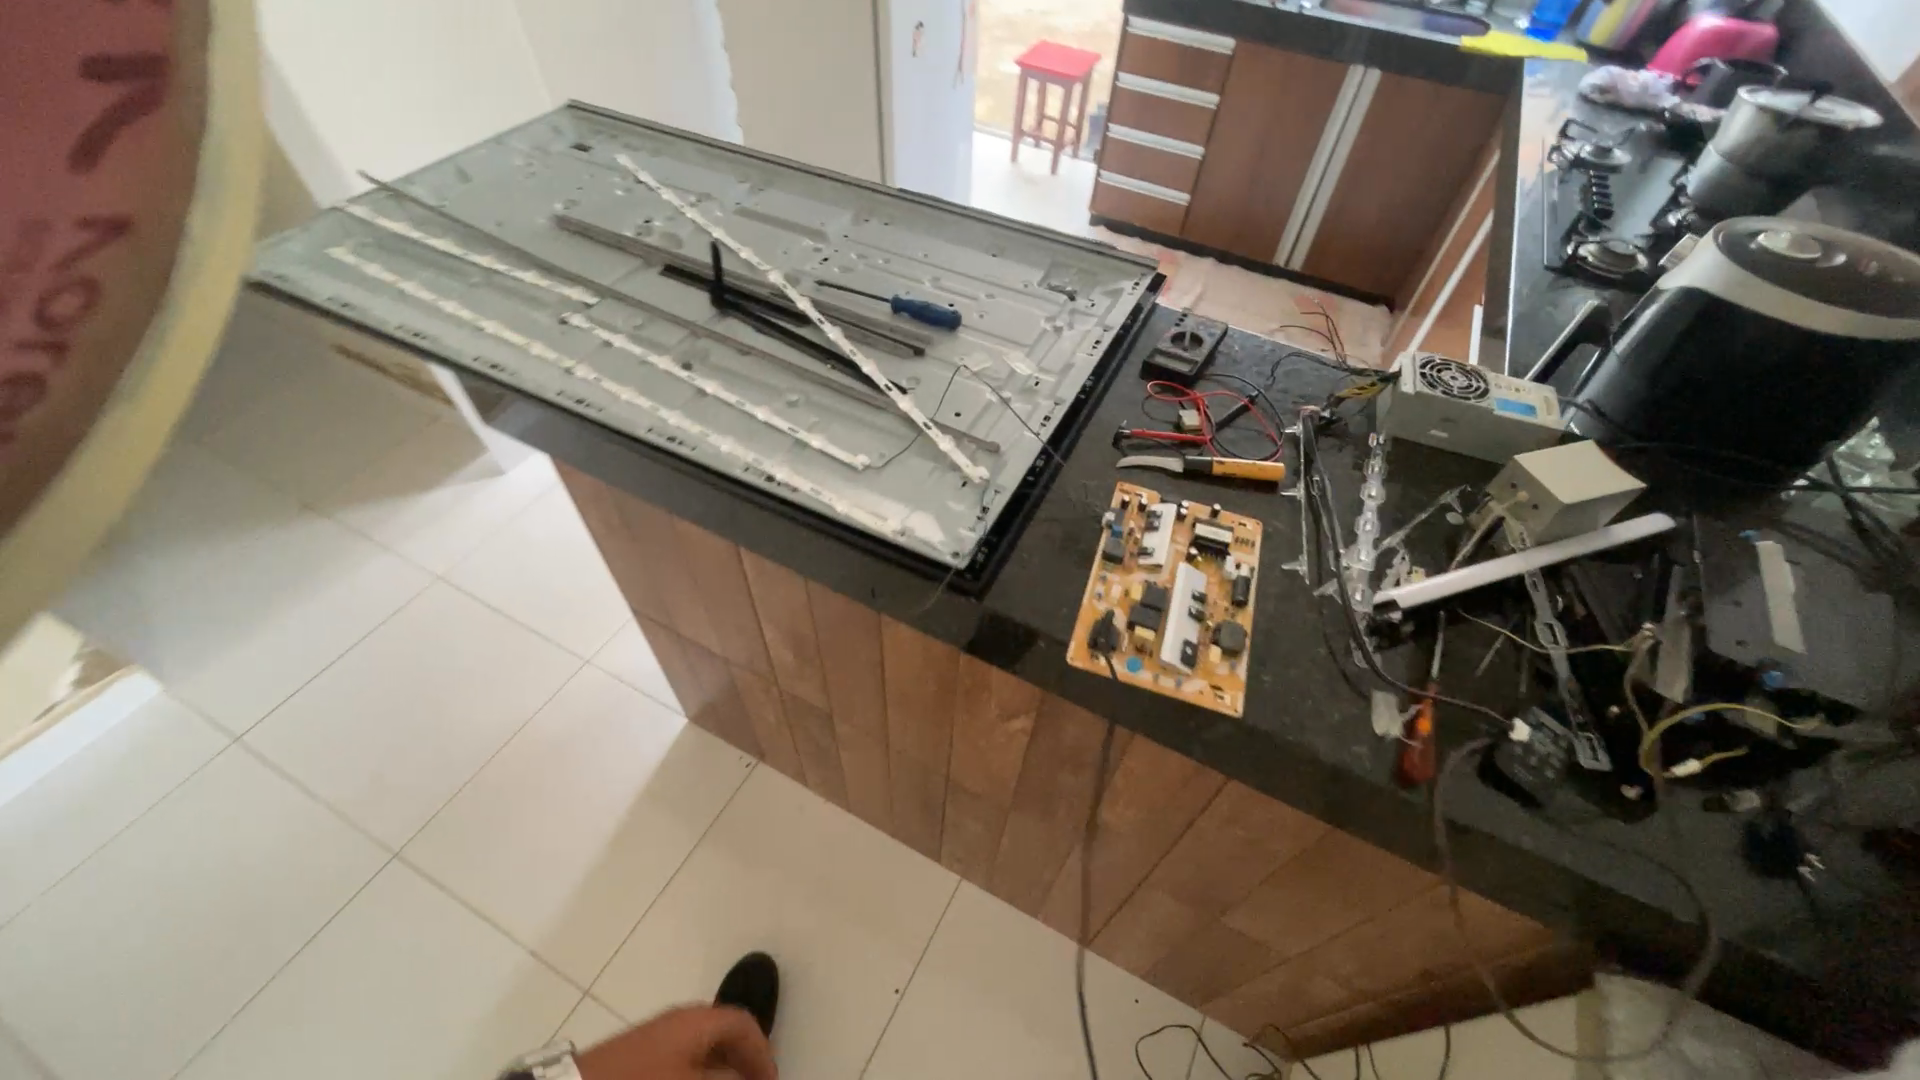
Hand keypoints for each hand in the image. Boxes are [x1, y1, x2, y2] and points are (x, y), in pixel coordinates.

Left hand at [575, 1005, 775, 1079]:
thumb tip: (745, 1077)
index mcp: (697, 1022)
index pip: (743, 1025)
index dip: (763, 1053)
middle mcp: (680, 1024)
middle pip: (723, 1036)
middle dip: (742, 1064)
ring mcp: (656, 1042)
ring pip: (702, 1054)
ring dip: (719, 1072)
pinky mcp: (637, 1063)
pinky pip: (681, 1064)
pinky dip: (697, 1076)